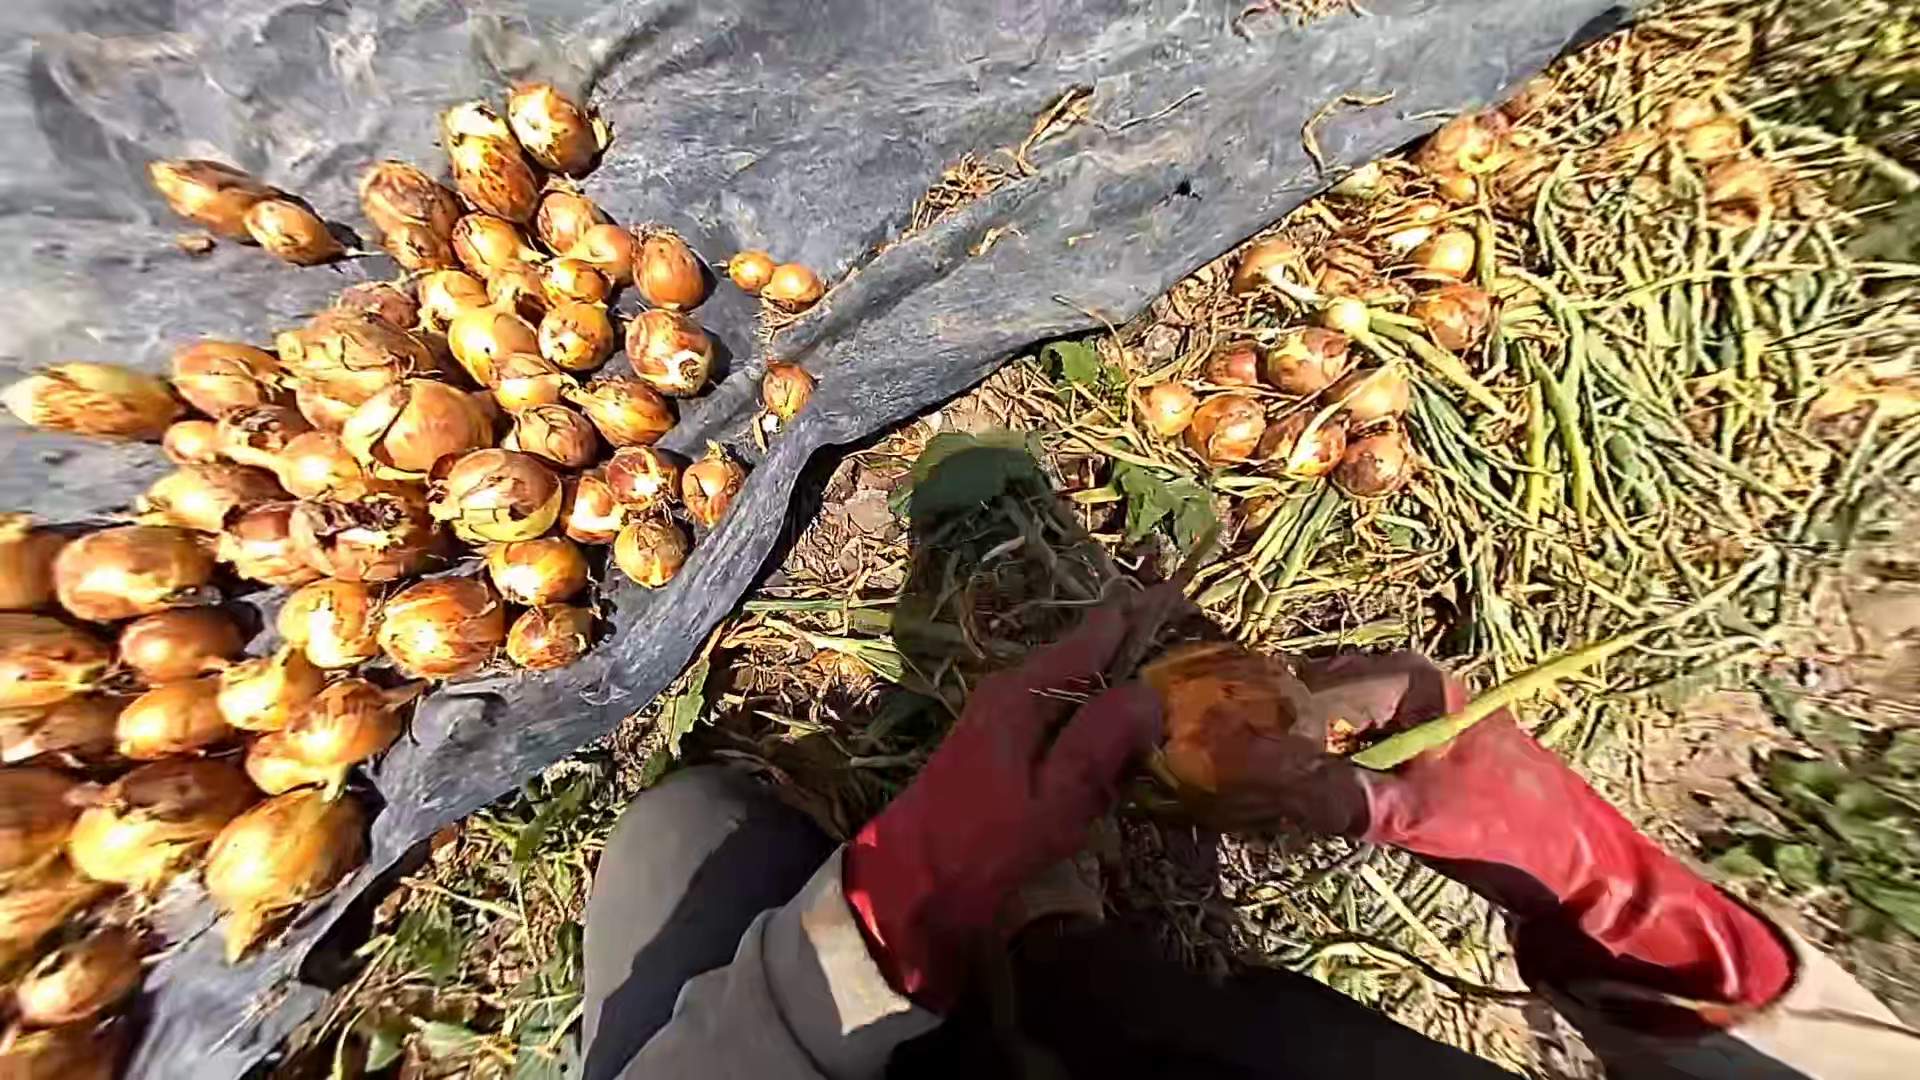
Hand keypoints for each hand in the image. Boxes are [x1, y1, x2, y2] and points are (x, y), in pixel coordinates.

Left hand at [844, 593, 1161, 1007]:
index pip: (1091, 636)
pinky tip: (1110, 757)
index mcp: (1023, 692)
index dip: (1136, 616)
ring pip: (1072, 689)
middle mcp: (1011, 688)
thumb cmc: (985, 846)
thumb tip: (1148, 690)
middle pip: (1082, 657)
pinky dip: (1088, 726)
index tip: (1177, 597)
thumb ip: (1100, 743)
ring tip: (1155, 715)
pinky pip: (1056, 716)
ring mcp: (1001, 711)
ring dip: (1111, 696)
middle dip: (1130, 656)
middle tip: (1180, 670)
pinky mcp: (999, 738)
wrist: (911, 882)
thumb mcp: (1054, 802)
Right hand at [1251, 652, 1793, 1018]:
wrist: (1587, 875)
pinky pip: (1342, 731)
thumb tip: (1248, 766)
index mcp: (1407, 677)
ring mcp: (1404, 701)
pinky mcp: (1405, 728)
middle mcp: (1401, 675)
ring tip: (1273, 778)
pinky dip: (1319, 755)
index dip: (1273, 722)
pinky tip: (1310, 783)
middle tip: (1248, 766)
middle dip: (1280, 730)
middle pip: (1313, 693)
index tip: (1235, 753)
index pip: (1316, 688)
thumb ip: (1329, 790)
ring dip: (1297, 745)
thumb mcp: (1411, 815)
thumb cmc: (1505, 832)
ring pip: (1323, 712)